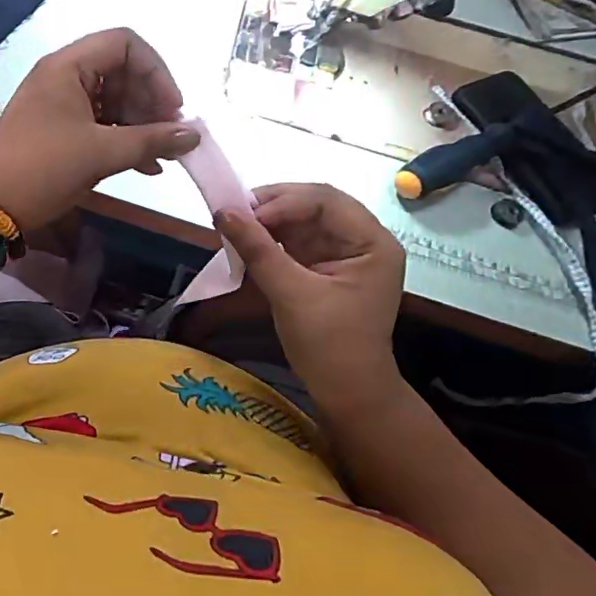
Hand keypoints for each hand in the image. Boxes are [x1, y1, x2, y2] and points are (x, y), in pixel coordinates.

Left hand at [0, 29, 198, 229]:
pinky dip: (123, 138)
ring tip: (161, 155)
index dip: (156, 72)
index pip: (125, 44)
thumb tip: (193, 136)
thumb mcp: (102, 153)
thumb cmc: (45, 168)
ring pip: (113, 99)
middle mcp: (64, 76)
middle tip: (169, 136)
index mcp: (68, 66)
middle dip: (150, 103)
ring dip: (140, 124)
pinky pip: (100, 122)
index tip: (172, 107)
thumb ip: (152, 141)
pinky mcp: (59, 128)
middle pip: (122, 71)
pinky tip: (146, 166)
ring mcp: (60, 102)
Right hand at [214, 183, 406, 397]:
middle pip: (317, 205)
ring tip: (237, 224)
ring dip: (271, 220)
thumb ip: (258, 250)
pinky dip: (273, 239)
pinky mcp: (327, 268)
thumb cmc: (329, 345)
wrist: (348, 394)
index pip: (327, 201)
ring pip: (305, 220)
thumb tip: (223, 211)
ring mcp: (346, 254)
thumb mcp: (292, 294)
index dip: (284, 201)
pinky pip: (299, 240)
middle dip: (276, 205)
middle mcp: (364, 240)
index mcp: (373, 243)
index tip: (245, 214)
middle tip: (236, 211)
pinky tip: (249, 240)